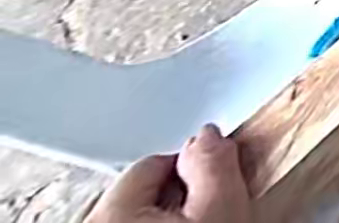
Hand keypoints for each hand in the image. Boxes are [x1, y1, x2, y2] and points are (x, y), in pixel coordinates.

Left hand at [86, 125, 250, 222]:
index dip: (189, 166)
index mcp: (109, 215)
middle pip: (132, 189)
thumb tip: (206, 134)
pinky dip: (145, 221)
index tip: (208, 182)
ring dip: (155, 212)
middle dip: (168, 190)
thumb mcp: (221, 207)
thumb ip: (214, 163)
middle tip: (199, 209)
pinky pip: (119, 221)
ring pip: (125, 211)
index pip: (150, 163)